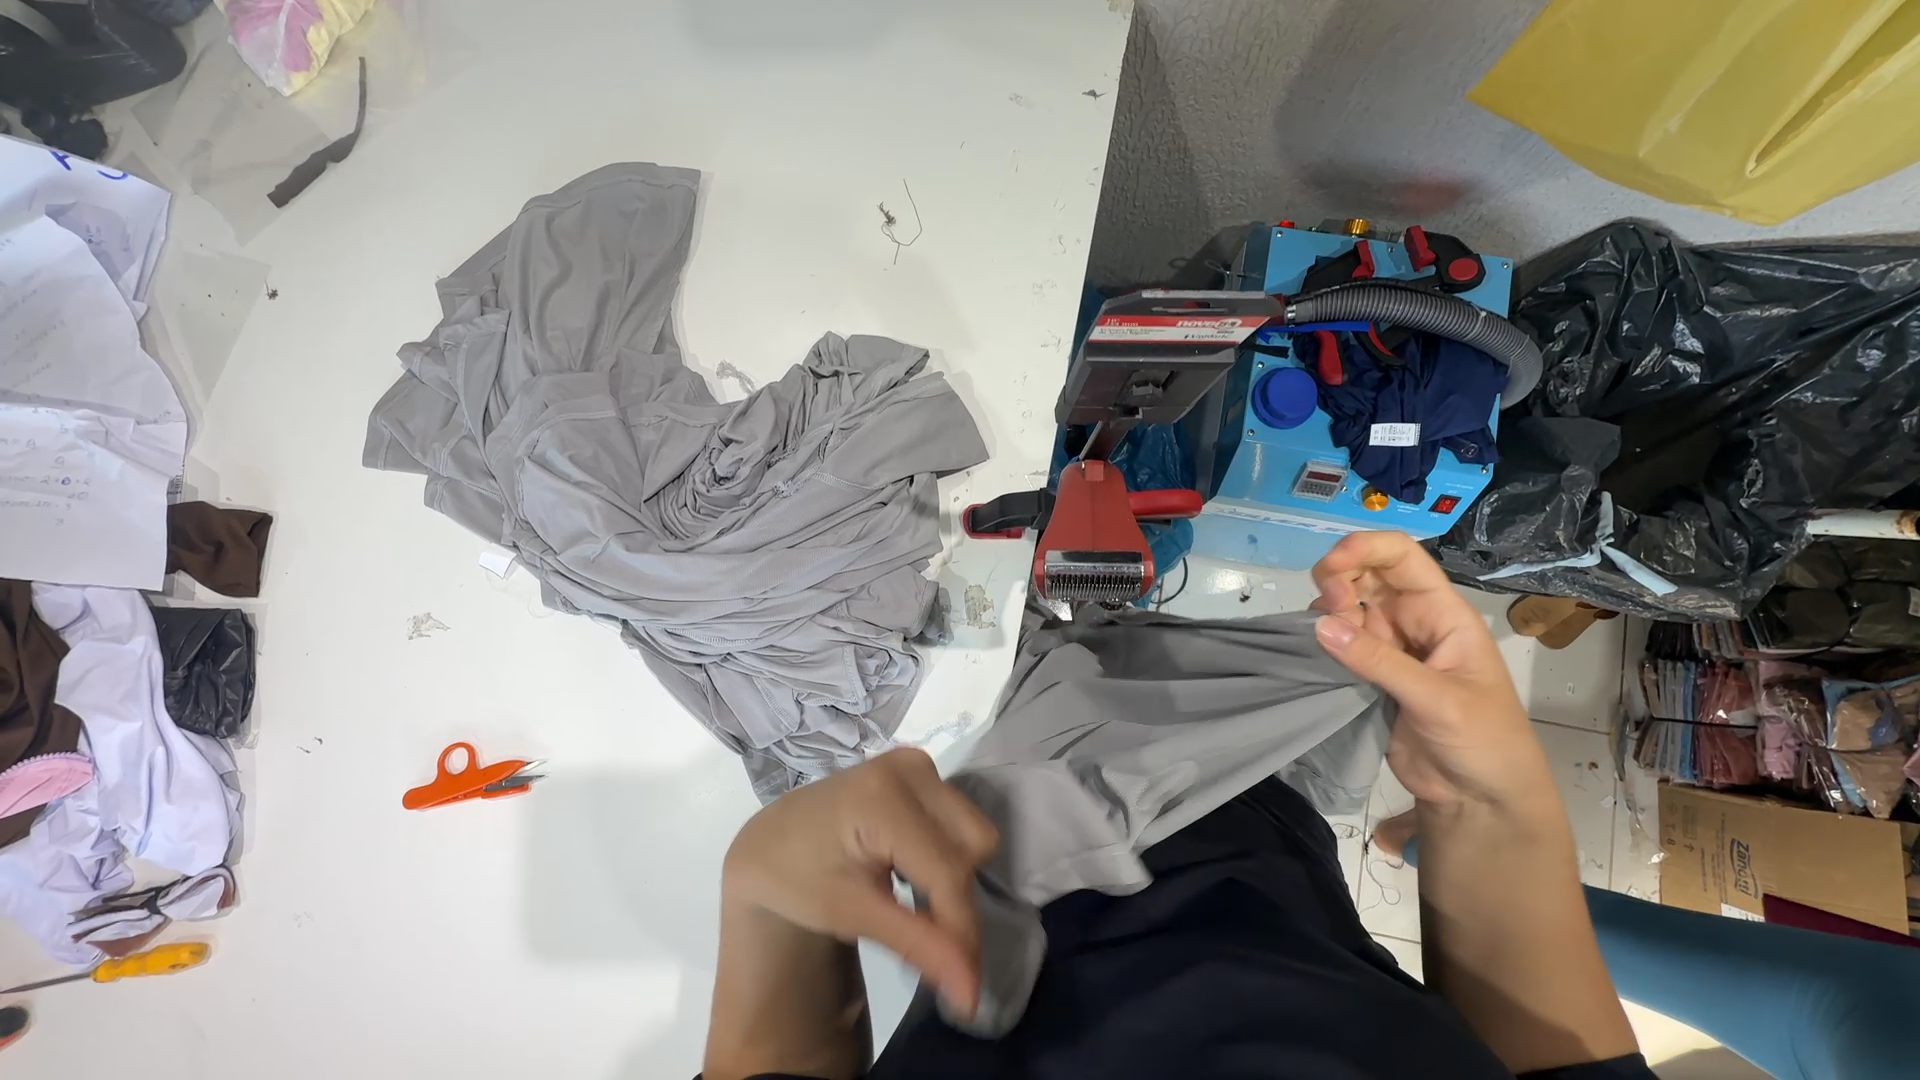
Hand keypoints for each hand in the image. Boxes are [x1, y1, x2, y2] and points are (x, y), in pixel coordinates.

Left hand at [722, 747, 998, 1018]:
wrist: (770, 842)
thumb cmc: (798, 877)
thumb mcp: (851, 913)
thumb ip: (917, 944)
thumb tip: (971, 990)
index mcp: (883, 798)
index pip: (946, 869)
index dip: (961, 927)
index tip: (966, 985)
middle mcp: (909, 768)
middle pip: (972, 844)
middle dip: (959, 897)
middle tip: (930, 937)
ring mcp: (915, 763)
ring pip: (972, 831)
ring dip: (956, 876)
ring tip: (915, 903)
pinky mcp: (918, 770)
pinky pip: (958, 820)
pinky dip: (947, 855)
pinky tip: (913, 877)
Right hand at [1310, 531, 1552, 808]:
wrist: (1480, 799)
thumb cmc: (1484, 742)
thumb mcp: (1439, 700)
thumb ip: (1380, 662)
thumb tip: (1322, 625)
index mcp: (1443, 614)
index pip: (1402, 557)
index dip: (1365, 548)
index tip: (1332, 566)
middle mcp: (1412, 622)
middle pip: (1366, 575)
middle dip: (1338, 579)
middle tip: (1327, 609)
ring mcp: (1389, 648)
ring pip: (1346, 608)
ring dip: (1327, 613)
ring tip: (1324, 642)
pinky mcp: (1369, 675)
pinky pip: (1338, 644)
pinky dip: (1321, 642)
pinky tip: (1316, 655)